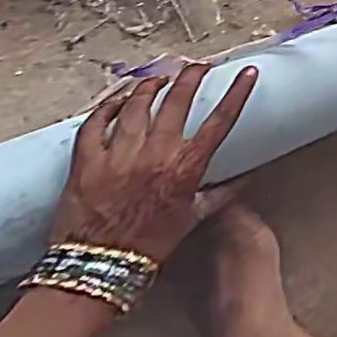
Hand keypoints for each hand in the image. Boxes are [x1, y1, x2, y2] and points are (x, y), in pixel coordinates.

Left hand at [51, 63, 256, 262]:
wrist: (98, 269)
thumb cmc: (150, 245)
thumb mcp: (192, 217)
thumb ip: (220, 194)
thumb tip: (247, 180)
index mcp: (186, 166)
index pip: (220, 120)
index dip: (237, 92)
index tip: (248, 72)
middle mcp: (156, 154)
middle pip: (178, 100)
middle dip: (191, 76)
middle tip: (197, 67)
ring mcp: (120, 155)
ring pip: (137, 105)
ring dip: (150, 86)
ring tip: (159, 78)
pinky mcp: (88, 162)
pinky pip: (95, 124)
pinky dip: (107, 108)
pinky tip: (117, 100)